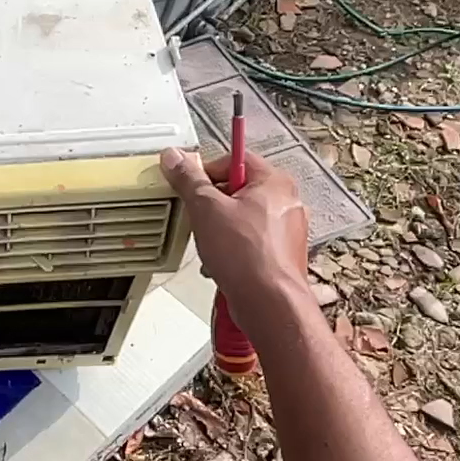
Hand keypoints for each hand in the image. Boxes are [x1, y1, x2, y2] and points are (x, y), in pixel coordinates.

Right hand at [160, 148, 310, 304]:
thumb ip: (189, 180)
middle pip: (237, 190)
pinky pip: (248, 241)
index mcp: (274, 182)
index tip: (189, 185)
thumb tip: (174, 157)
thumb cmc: (247, 256)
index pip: (234, 161)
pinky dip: (231, 248)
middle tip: (198, 217)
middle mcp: (285, 202)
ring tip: (211, 244)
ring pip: (241, 217)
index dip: (207, 172)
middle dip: (211, 205)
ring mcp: (284, 230)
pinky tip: (221, 261)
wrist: (269, 303)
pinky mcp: (278, 254)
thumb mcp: (206, 209)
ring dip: (219, 228)